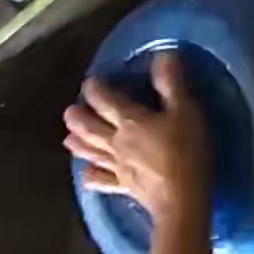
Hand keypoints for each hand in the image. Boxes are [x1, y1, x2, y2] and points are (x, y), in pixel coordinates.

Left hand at [64, 52, 211, 225]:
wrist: (181, 199)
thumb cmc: (186, 150)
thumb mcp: (185, 110)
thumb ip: (172, 83)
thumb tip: (163, 54)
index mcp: (130, 121)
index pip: (106, 100)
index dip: (96, 89)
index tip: (89, 81)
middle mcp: (117, 142)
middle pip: (91, 128)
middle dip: (79, 117)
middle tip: (69, 110)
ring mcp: (118, 166)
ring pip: (92, 152)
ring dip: (78, 143)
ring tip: (67, 138)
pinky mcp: (123, 186)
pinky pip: (103, 180)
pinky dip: (93, 176)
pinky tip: (86, 176)